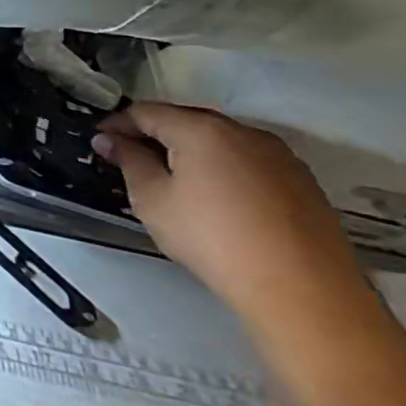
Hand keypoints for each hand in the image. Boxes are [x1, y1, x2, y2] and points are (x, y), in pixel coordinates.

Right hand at [91, 102, 364, 318]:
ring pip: (221, 141)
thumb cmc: (214, 241)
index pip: (147, 112)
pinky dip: (227, 171)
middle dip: (156, 136)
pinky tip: (222, 203)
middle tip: (135, 160)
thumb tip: (110, 139)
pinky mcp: (303, 181)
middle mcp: (242, 129)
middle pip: (186, 121)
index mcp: (201, 128)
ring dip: (193, 152)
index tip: (101, 140)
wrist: (304, 293)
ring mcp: (278, 154)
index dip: (119, 123)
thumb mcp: (154, 202)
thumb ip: (129, 162)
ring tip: (178, 182)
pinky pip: (250, 163)